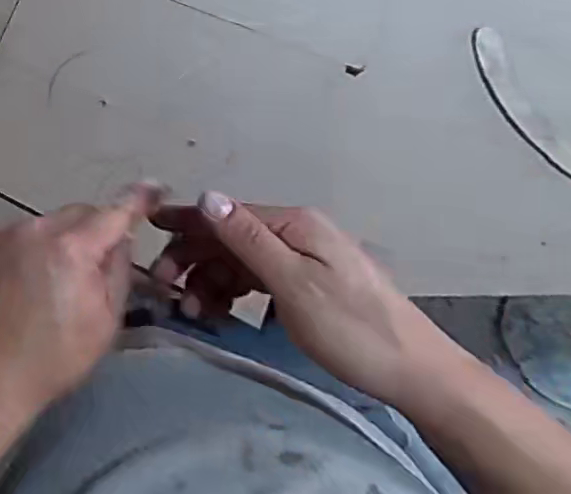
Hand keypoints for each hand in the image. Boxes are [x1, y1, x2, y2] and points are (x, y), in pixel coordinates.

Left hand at [0, 183, 162, 416]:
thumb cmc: (55, 357)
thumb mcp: (107, 320)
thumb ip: (119, 269)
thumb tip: (121, 238)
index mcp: (73, 248)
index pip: (114, 213)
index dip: (137, 199)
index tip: (154, 187)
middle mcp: (40, 228)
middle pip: (83, 213)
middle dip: (97, 231)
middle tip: (99, 267)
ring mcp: (12, 232)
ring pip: (56, 221)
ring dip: (68, 238)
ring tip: (62, 280)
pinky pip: (31, 232)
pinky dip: (42, 245)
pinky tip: (35, 279)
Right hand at [149, 193, 464, 409]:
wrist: (419, 375)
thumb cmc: (353, 329)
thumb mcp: (294, 285)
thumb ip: (248, 239)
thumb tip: (207, 196)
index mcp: (293, 224)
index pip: (226, 213)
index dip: (187, 220)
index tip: (151, 226)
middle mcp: (295, 232)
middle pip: (230, 236)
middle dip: (194, 256)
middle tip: (166, 287)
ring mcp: (302, 257)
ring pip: (240, 260)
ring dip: (211, 280)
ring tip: (193, 310)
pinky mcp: (306, 283)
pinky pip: (257, 278)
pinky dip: (233, 292)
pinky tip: (219, 311)